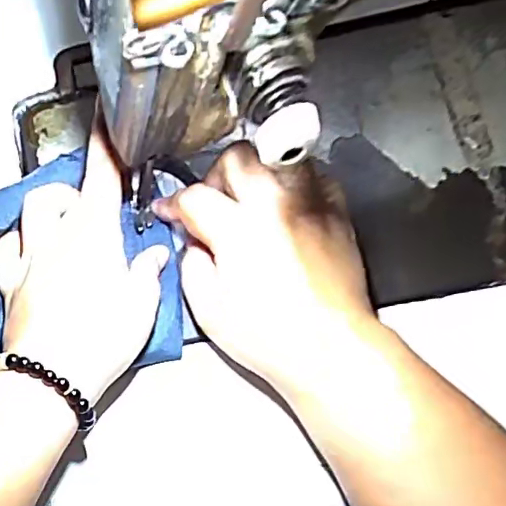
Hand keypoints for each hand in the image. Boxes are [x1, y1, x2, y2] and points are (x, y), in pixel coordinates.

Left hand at [0, 124, 169, 402]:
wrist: (51, 376)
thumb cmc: (99, 342)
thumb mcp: (141, 307)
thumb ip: (147, 274)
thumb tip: (155, 257)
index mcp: (94, 233)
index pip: (101, 172)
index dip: (105, 142)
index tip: (107, 121)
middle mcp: (55, 238)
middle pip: (54, 193)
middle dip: (71, 194)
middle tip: (89, 211)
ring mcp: (27, 261)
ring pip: (25, 214)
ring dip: (41, 214)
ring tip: (57, 230)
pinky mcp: (10, 287)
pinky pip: (3, 251)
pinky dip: (14, 244)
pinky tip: (26, 255)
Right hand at [154, 142, 384, 398]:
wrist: (328, 347)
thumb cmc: (273, 338)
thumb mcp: (209, 310)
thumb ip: (192, 266)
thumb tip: (193, 246)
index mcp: (237, 228)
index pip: (194, 196)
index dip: (174, 204)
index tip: (170, 212)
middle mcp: (275, 203)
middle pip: (236, 159)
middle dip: (215, 177)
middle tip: (210, 205)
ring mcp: (309, 203)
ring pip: (275, 159)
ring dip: (255, 175)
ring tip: (248, 205)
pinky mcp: (336, 213)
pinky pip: (311, 178)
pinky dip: (291, 187)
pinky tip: (284, 212)